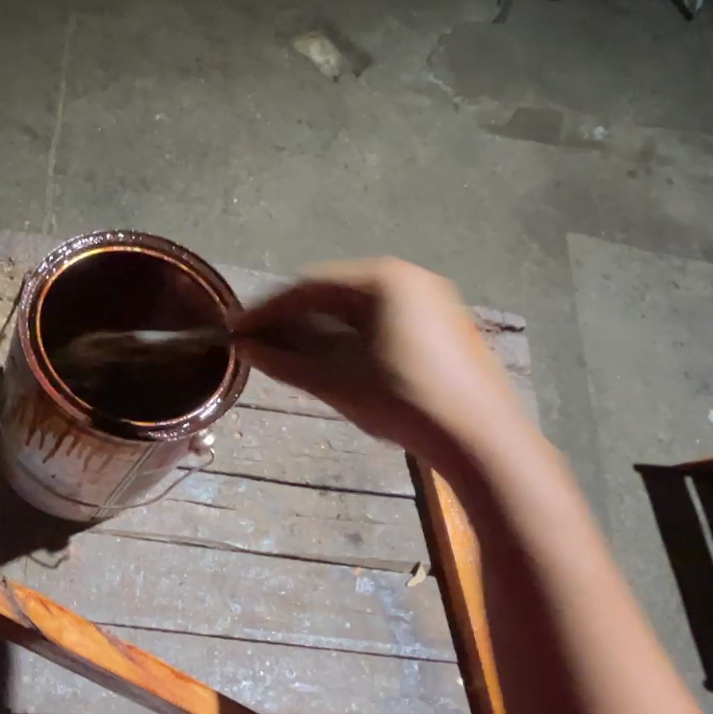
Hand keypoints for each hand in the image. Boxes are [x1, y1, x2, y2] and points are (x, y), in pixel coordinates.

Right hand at [232, 258, 530, 467]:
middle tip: (259, 343)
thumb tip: (246, 347)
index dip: (267, 310)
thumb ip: (283, 361)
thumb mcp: (333, 381)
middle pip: (333, 293)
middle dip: (293, 318)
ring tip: (289, 355)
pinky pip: (380, 321)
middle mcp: (407, 277)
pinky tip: (332, 361)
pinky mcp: (440, 325)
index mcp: (380, 280)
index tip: (236, 330)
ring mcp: (429, 299)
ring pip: (357, 308)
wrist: (476, 435)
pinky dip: (349, 337)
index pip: (308, 286)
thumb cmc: (400, 400)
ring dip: (320, 329)